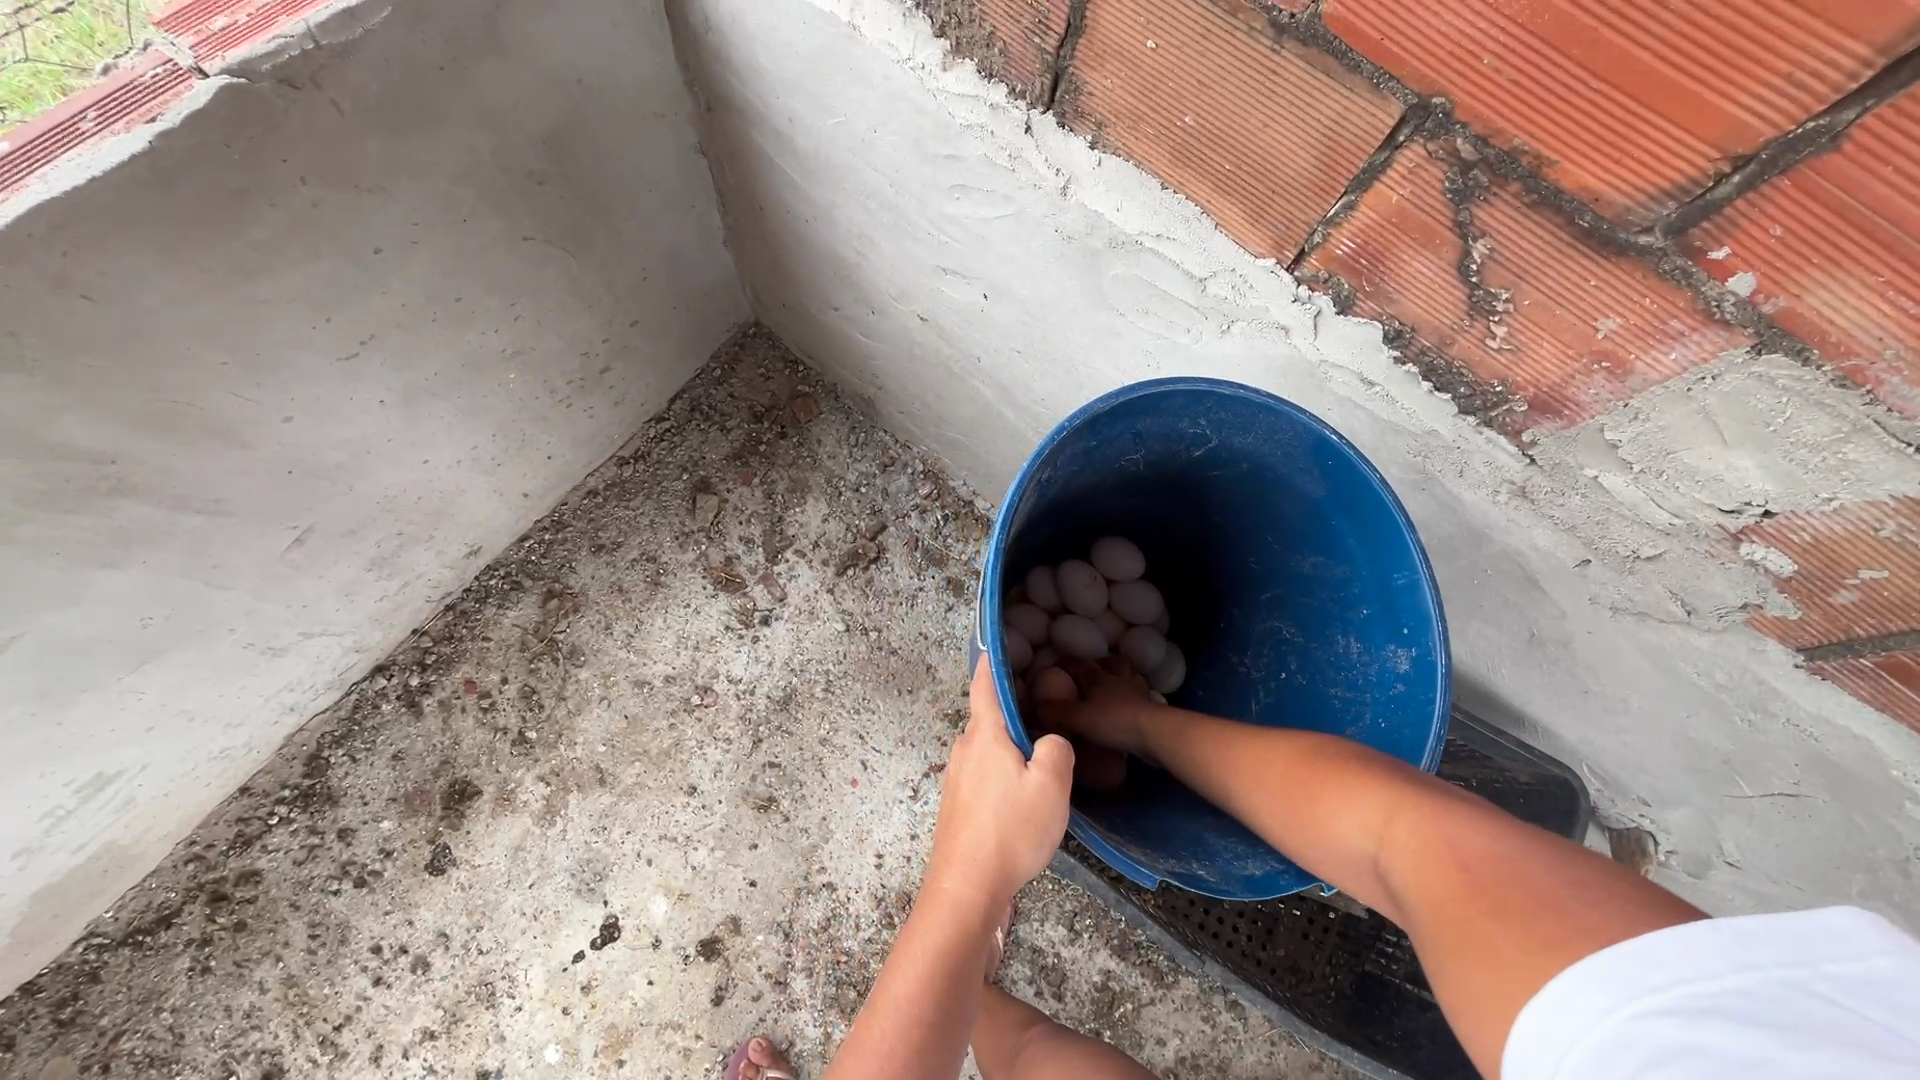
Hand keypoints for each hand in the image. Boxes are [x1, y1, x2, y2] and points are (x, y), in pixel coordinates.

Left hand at [925, 658, 1074, 906]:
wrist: (967, 887)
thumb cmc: (1010, 830)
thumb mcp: (1050, 784)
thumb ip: (1055, 749)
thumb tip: (1049, 741)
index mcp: (984, 734)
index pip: (985, 684)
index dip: (993, 661)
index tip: (1001, 642)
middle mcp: (964, 749)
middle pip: (988, 717)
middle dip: (1013, 710)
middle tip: (1046, 705)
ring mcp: (957, 778)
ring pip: (988, 748)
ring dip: (1010, 746)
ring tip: (1041, 752)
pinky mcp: (959, 805)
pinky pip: (984, 773)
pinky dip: (1003, 771)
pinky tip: (1023, 792)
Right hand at [1038, 658, 1167, 761]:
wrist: (1155, 734)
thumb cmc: (1113, 722)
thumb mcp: (1077, 718)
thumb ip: (1054, 712)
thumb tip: (1036, 706)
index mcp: (1098, 678)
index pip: (1078, 664)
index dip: (1065, 663)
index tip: (1054, 665)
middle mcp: (1119, 680)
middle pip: (1111, 664)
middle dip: (1101, 664)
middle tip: (1092, 671)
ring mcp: (1138, 694)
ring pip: (1128, 679)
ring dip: (1120, 680)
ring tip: (1112, 688)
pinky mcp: (1151, 710)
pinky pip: (1138, 699)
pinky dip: (1131, 701)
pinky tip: (1127, 711)